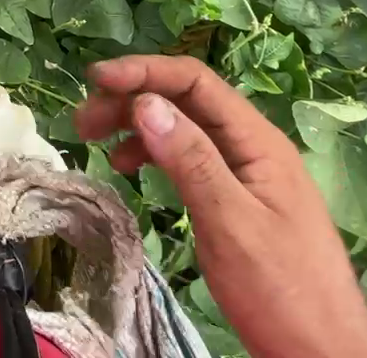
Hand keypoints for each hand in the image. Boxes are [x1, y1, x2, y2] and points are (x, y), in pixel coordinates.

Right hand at [74, 56, 366, 357]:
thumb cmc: (284, 293)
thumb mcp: (231, 224)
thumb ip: (191, 161)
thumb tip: (144, 102)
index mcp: (258, 143)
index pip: (195, 82)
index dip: (143, 72)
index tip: (95, 80)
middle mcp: (250, 147)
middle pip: (183, 100)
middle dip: (129, 98)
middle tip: (83, 120)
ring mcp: (241, 172)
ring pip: (178, 125)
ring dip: (132, 123)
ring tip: (91, 138)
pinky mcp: (230, 196)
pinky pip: (183, 155)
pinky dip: (148, 151)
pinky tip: (125, 165)